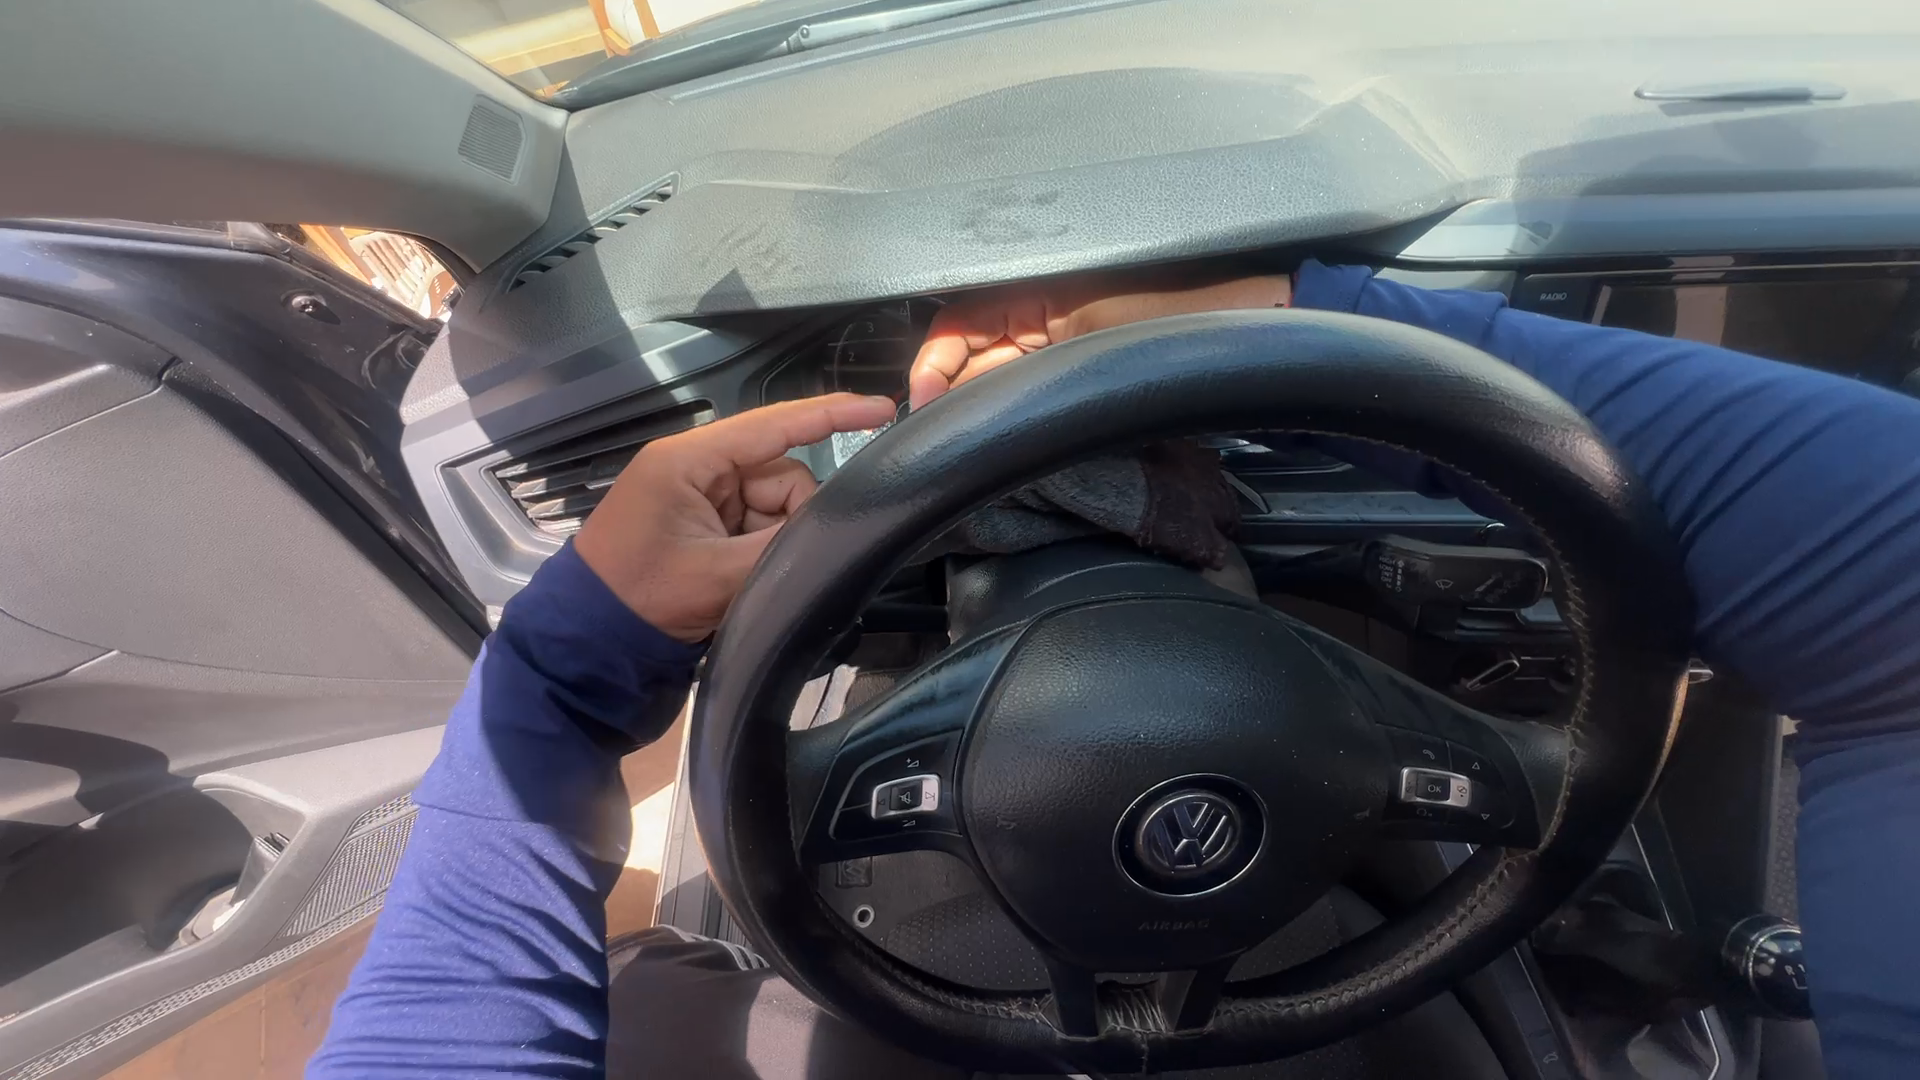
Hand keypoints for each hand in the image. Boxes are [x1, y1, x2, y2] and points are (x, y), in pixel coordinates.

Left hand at [574, 393, 896, 640]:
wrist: (593, 643)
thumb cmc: (644, 597)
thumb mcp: (719, 574)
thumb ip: (784, 547)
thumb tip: (833, 531)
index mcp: (691, 460)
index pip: (775, 425)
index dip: (833, 414)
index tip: (883, 409)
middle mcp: (700, 467)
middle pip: (782, 473)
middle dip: (792, 517)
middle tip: (769, 562)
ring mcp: (704, 494)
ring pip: (777, 502)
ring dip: (776, 538)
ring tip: (745, 576)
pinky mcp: (708, 519)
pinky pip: (759, 521)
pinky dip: (764, 546)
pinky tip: (743, 573)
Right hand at [908, 272, 1291, 408]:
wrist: (1235, 327)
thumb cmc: (1172, 318)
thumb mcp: (1088, 340)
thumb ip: (1018, 369)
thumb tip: (961, 397)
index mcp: (1031, 290)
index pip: (956, 324)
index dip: (931, 363)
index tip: (923, 403)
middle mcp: (1035, 314)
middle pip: (967, 353)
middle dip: (946, 390)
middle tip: (936, 430)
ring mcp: (1052, 343)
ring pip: (991, 374)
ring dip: (972, 403)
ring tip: (959, 434)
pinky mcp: (1071, 367)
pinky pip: (1021, 388)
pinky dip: (1004, 411)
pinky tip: (995, 431)